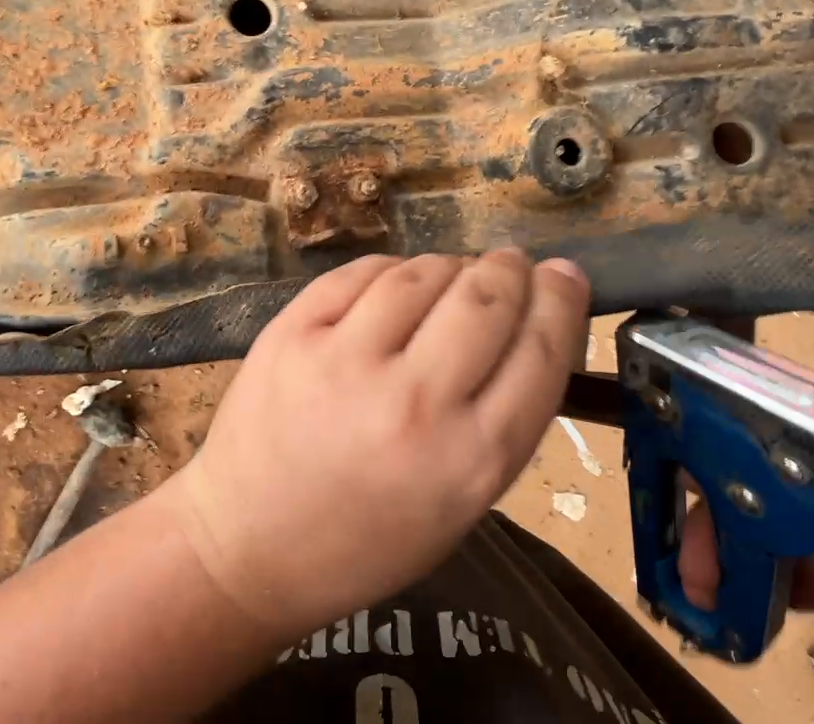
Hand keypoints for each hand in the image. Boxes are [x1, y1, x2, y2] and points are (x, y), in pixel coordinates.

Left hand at [160, 249, 590, 634]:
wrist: (248, 549)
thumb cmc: (366, 540)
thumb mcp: (461, 503)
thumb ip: (503, 419)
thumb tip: (534, 325)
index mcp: (471, 460)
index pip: (541, 351)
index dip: (561, 301)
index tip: (564, 276)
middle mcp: (415, 404)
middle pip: (487, 298)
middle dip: (512, 269)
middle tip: (513, 264)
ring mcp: (346, 361)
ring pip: (424, 272)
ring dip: (452, 266)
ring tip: (453, 278)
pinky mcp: (292, 333)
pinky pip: (363, 272)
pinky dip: (391, 270)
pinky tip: (396, 286)